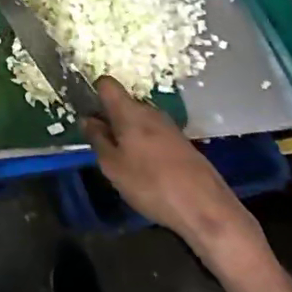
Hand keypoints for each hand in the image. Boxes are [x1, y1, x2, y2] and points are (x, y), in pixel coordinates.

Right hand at [83, 78, 264, 258]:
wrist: (205, 207)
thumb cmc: (151, 184)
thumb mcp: (113, 166)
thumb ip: (97, 139)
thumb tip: (87, 119)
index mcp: (129, 111)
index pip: (106, 84)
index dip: (93, 92)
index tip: (86, 113)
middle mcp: (150, 111)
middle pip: (123, 103)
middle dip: (109, 118)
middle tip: (99, 144)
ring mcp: (168, 126)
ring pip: (139, 120)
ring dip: (126, 133)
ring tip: (121, 160)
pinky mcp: (181, 142)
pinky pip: (153, 133)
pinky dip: (143, 144)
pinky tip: (145, 169)